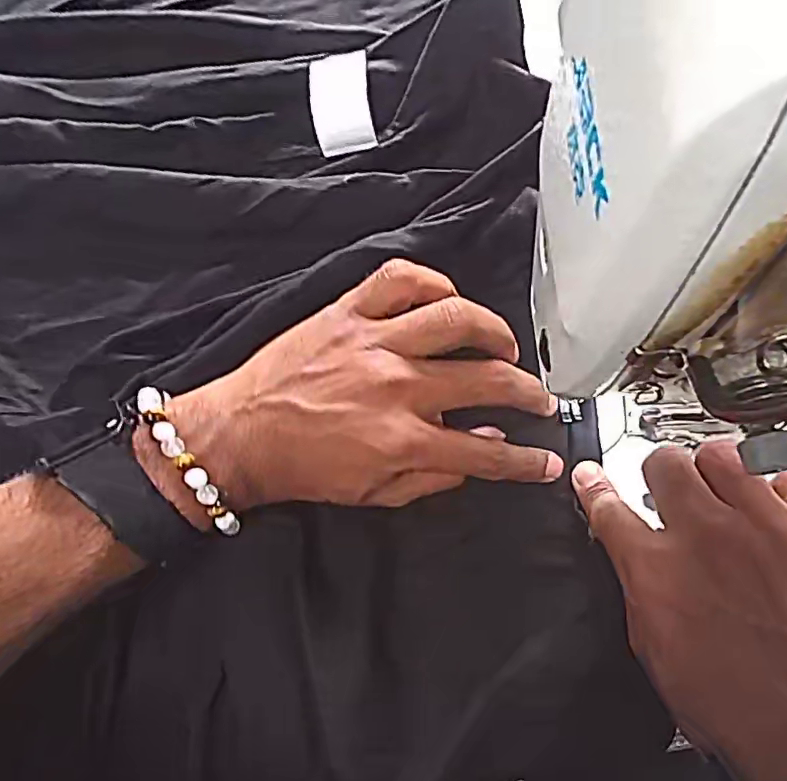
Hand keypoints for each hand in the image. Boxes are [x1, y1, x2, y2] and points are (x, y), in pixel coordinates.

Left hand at [144, 260, 561, 522]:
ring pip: (456, 319)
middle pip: (487, 380)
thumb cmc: (304, 469)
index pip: (485, 452)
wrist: (241, 436)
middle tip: (541, 400)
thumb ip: (434, 476)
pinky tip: (446, 300)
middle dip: (529, 394)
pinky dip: (432, 283)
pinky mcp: (347, 315)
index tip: (545, 461)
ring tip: (505, 346)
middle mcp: (396, 386)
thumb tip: (481, 447)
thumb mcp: (374, 493)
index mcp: (402, 439)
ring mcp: (373, 343)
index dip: (524, 460)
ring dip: (494, 331)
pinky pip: (400, 281)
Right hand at [572, 441, 786, 780]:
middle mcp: (708, 538)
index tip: (593, 478)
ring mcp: (769, 527)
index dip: (595, 488)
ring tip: (726, 495)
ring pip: (724, 454)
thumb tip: (628, 553)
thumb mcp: (655, 650)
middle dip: (660, 474)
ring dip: (715, 472)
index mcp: (656, 571)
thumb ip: (638, 588)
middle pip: (665, 463)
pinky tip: (782, 507)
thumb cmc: (734, 705)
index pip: (607, 505)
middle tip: (671, 490)